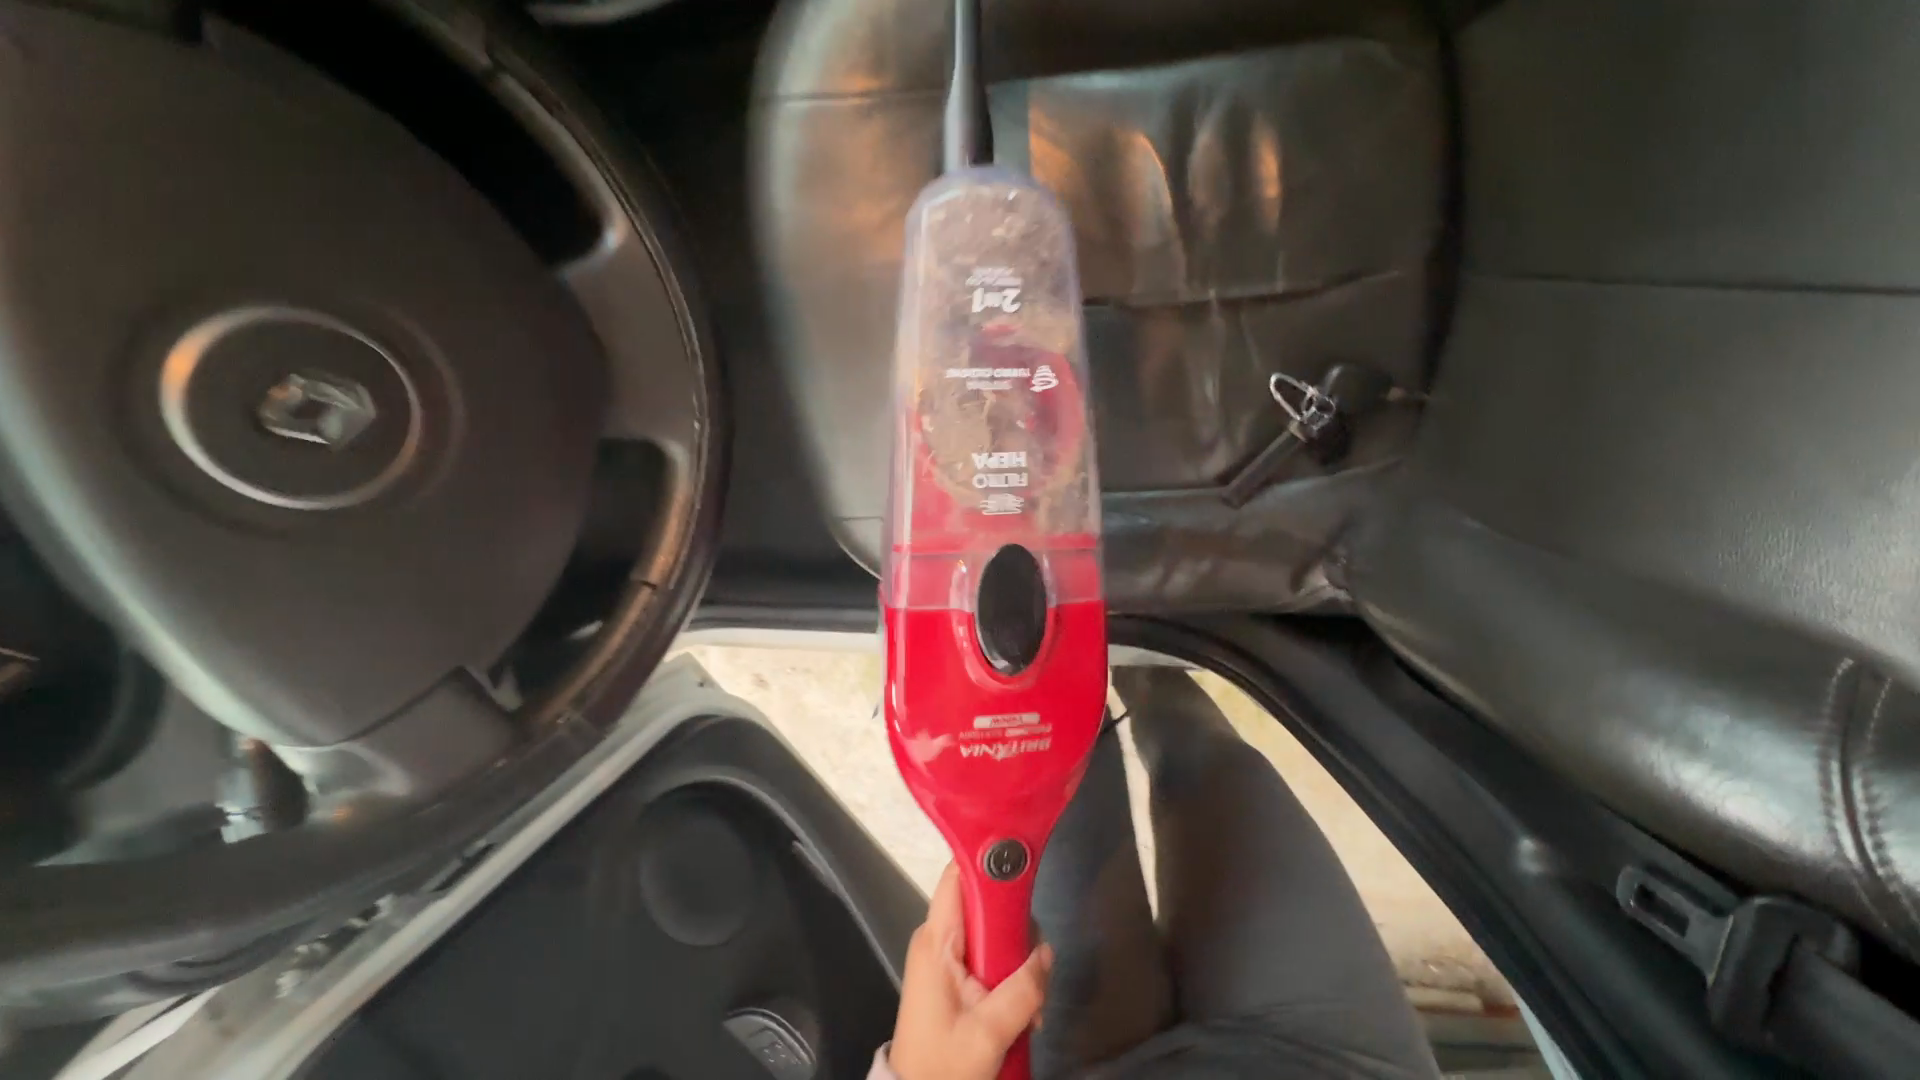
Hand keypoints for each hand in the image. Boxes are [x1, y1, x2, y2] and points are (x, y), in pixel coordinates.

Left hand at [888, 864, 1052, 1079]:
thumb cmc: (943, 1066)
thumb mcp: (988, 1033)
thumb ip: (1022, 990)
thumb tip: (1047, 952)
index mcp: (936, 940)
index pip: (958, 877)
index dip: (988, 862)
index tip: (1022, 863)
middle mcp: (939, 939)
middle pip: (986, 906)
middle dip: (1017, 933)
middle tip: (1035, 969)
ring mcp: (947, 957)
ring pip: (995, 935)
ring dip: (1019, 966)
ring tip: (1030, 1009)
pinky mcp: (956, 976)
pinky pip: (991, 959)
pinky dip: (1011, 981)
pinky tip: (1022, 1015)